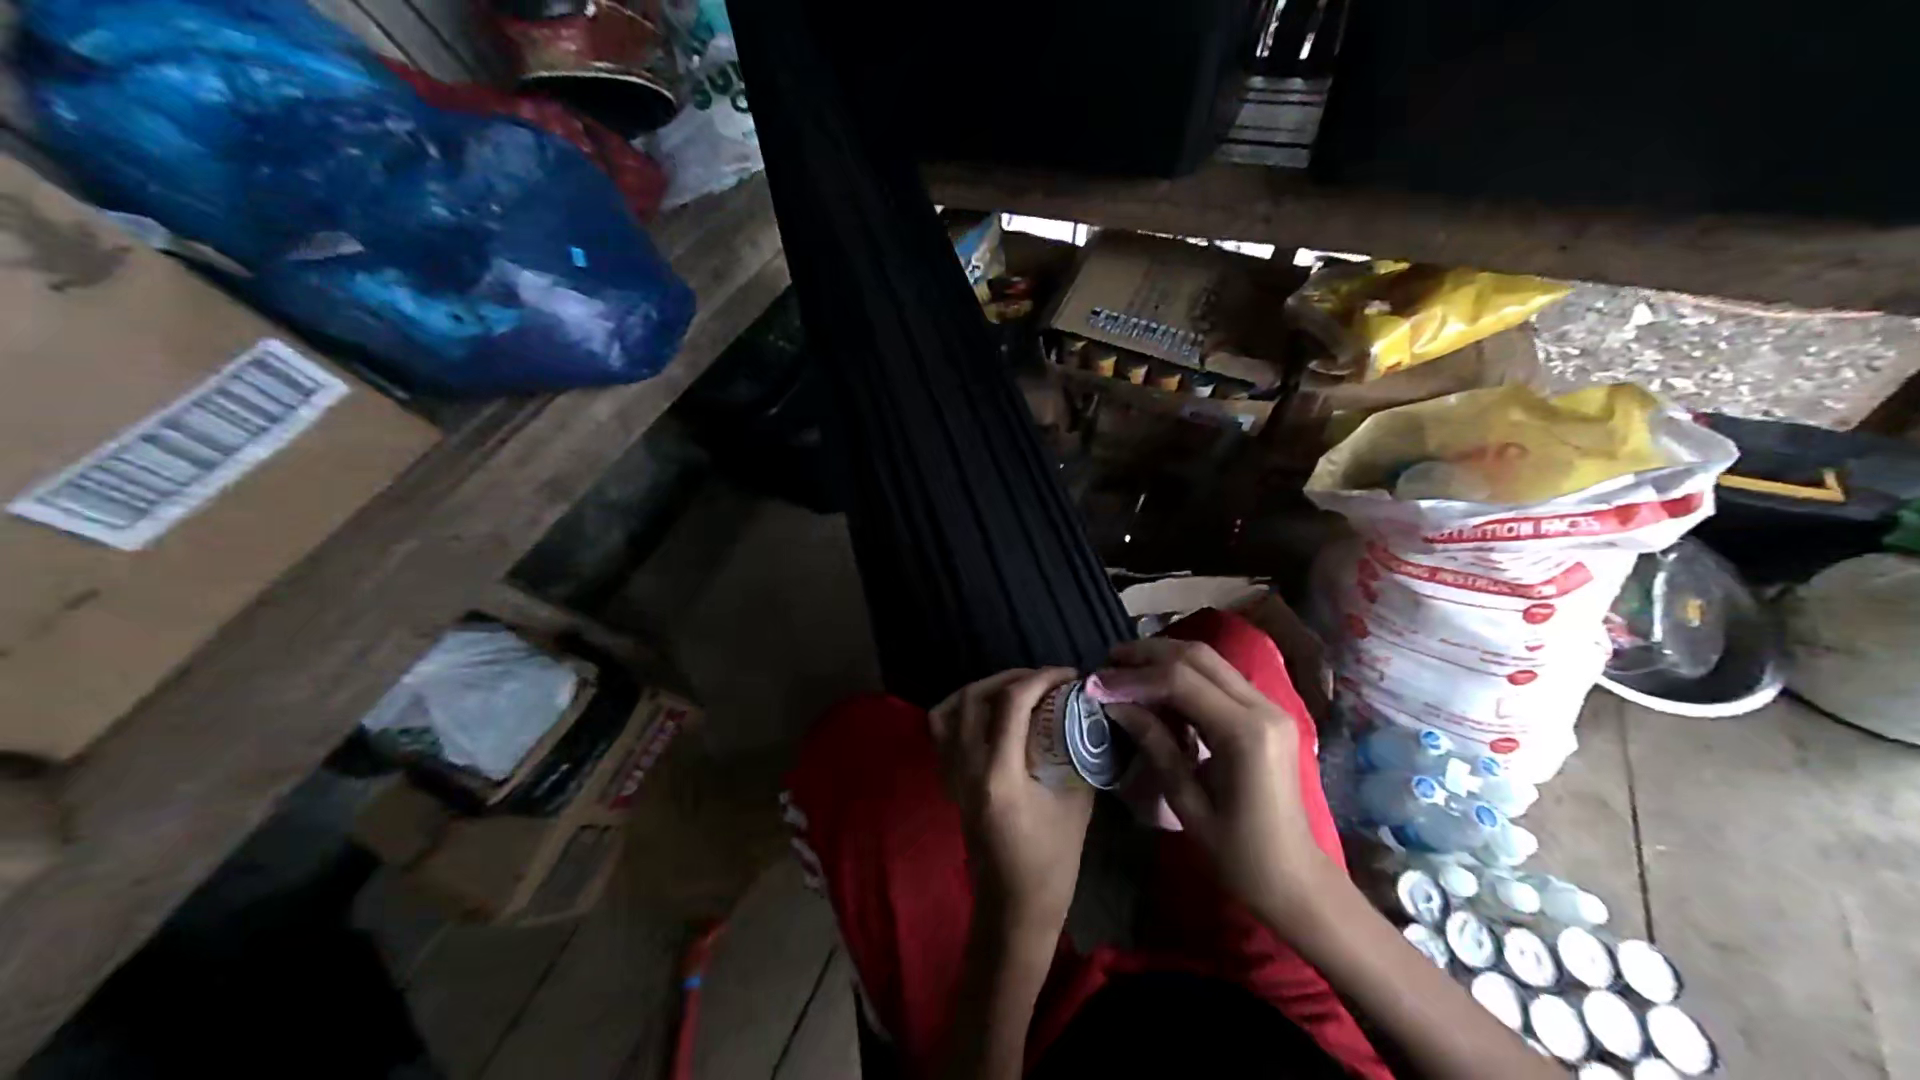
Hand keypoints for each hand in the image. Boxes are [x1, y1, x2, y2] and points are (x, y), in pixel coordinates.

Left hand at [929, 667, 1092, 937]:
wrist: (1014, 905)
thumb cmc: (1052, 861)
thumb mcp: (1076, 802)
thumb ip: (1076, 751)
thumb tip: (1085, 712)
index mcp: (998, 776)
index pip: (1011, 704)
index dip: (1041, 678)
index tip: (1068, 675)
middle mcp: (965, 768)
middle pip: (975, 697)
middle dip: (1013, 677)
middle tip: (1046, 679)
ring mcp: (950, 773)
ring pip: (951, 708)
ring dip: (983, 688)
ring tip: (1017, 688)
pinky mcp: (947, 780)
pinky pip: (942, 729)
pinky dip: (962, 708)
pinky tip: (990, 712)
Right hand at [1094, 639, 1339, 935]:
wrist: (1294, 878)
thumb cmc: (1237, 854)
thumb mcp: (1186, 801)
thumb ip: (1154, 743)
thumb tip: (1114, 704)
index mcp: (1246, 734)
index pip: (1181, 681)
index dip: (1134, 677)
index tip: (1097, 683)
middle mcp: (1264, 708)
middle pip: (1198, 657)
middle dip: (1148, 654)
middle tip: (1108, 662)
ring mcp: (1271, 707)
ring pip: (1210, 661)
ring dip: (1165, 659)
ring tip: (1125, 669)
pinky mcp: (1268, 714)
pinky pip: (1220, 678)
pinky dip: (1184, 674)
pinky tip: (1157, 686)